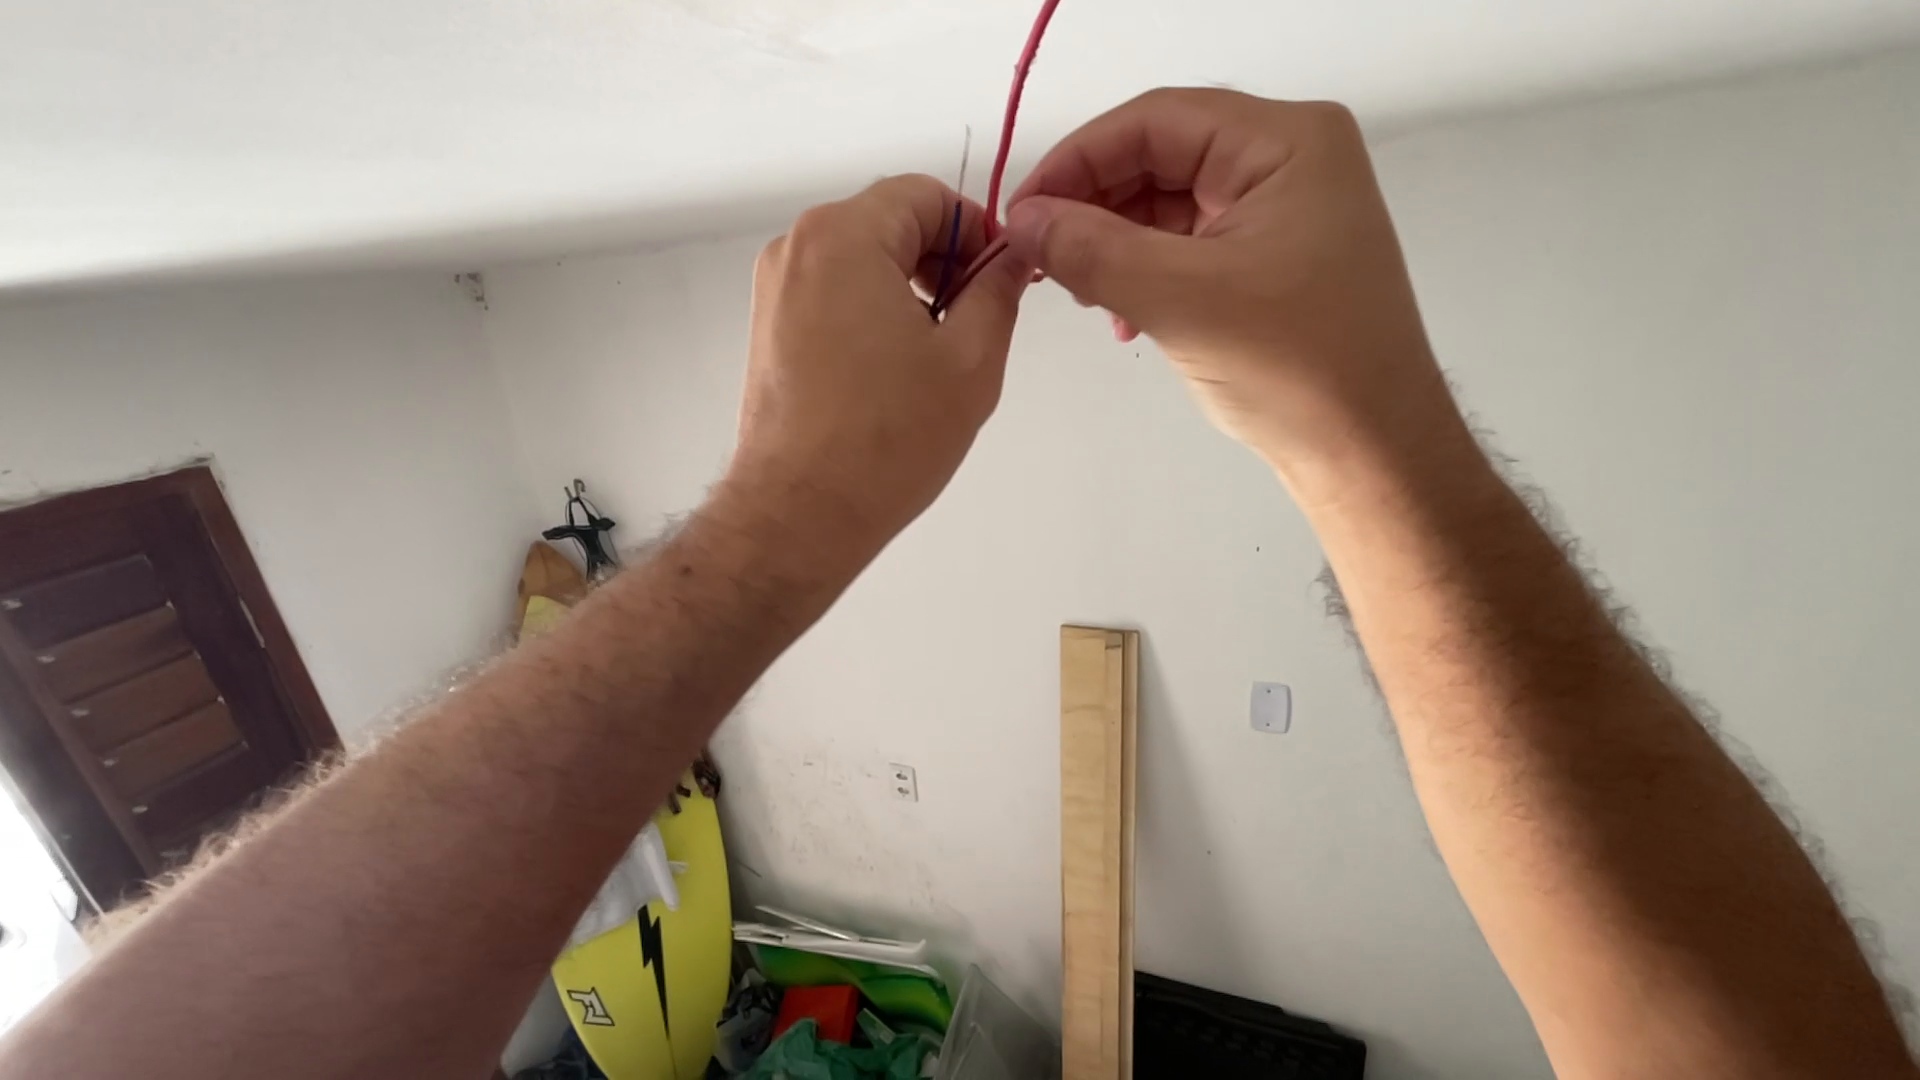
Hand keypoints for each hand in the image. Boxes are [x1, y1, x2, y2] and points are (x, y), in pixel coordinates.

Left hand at [728, 174, 1031, 556]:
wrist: (802, 513)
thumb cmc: (892, 438)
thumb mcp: (971, 359)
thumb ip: (999, 290)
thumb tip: (1013, 255)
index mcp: (844, 236)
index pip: (926, 196)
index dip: (977, 230)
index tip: (1002, 280)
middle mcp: (797, 248)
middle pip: (889, 223)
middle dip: (944, 261)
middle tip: (977, 321)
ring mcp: (775, 291)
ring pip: (861, 262)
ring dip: (910, 290)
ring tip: (937, 355)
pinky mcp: (768, 331)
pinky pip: (833, 297)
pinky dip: (873, 313)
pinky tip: (894, 371)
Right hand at [1005, 88, 1468, 490]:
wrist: (1366, 447)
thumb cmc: (1293, 368)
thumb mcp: (1181, 301)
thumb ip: (1091, 252)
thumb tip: (1021, 221)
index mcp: (1284, 144)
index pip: (1155, 121)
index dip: (1077, 160)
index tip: (1021, 212)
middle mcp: (1285, 163)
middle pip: (1160, 159)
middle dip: (1094, 208)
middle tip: (1042, 258)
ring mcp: (1277, 214)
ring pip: (1165, 206)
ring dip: (1113, 247)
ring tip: (1085, 296)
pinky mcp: (1265, 260)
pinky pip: (1183, 247)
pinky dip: (1142, 274)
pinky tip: (1123, 316)